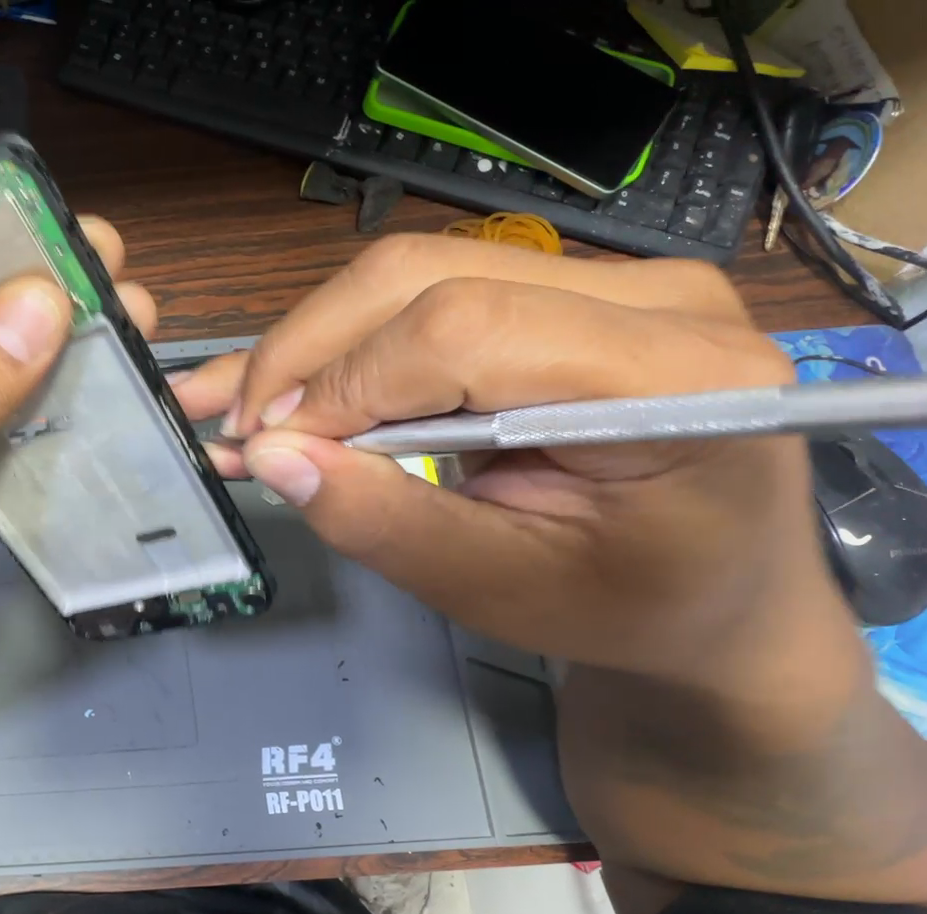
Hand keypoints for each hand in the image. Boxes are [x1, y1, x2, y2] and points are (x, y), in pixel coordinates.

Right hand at [172, 234, 860, 693]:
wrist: (714, 590)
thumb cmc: (622, 606)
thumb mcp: (495, 586)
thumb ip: (382, 520)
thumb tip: (267, 456)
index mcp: (672, 381)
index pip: (462, 332)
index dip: (342, 385)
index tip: (266, 450)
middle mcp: (649, 298)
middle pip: (422, 277)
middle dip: (302, 351)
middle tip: (234, 428)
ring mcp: (606, 281)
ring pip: (407, 274)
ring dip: (305, 344)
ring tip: (234, 407)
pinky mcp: (557, 292)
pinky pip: (421, 295)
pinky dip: (338, 344)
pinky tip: (276, 381)